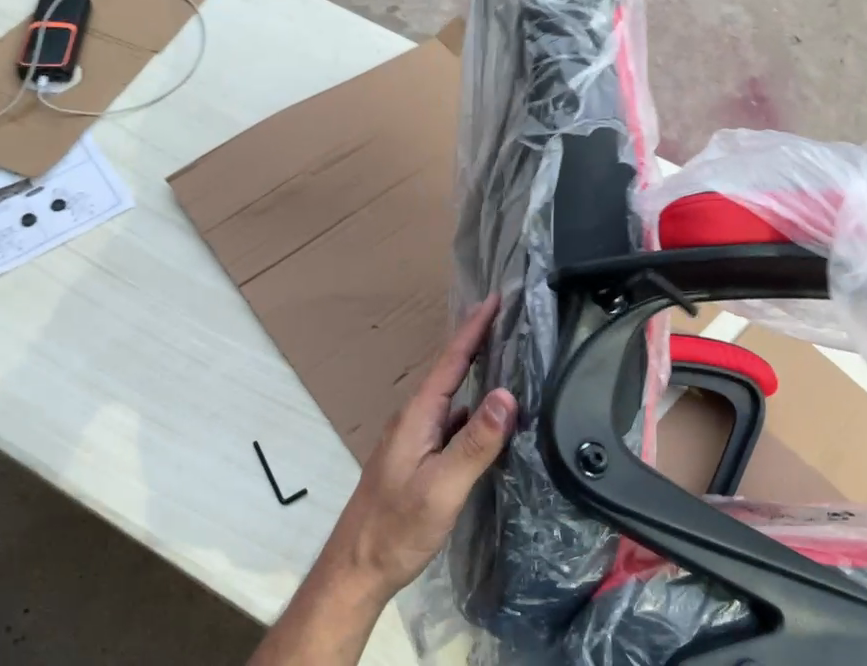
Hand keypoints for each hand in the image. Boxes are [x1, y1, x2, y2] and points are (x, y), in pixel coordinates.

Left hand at [316, 295, 517, 601]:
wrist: (357, 569)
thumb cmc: (397, 527)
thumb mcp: (441, 486)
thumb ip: (475, 442)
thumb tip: (507, 393)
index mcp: (418, 416)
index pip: (450, 359)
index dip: (474, 328)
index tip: (496, 297)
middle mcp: (415, 419)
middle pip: (451, 371)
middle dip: (478, 341)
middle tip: (509, 318)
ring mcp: (416, 440)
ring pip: (453, 397)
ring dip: (477, 374)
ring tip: (508, 359)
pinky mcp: (420, 460)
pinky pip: (452, 422)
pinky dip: (474, 410)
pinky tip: (491, 419)